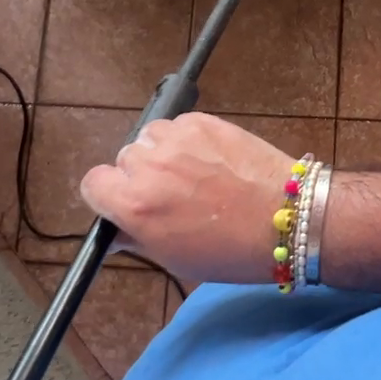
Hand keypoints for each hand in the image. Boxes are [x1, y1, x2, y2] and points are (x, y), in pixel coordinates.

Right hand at [79, 112, 297, 284]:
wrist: (287, 219)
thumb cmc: (231, 250)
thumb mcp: (173, 258)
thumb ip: (135, 237)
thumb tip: (115, 228)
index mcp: (134, 205)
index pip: (93, 183)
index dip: (109, 194)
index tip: (126, 202)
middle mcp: (149, 165)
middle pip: (124, 159)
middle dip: (141, 175)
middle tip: (172, 192)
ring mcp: (177, 139)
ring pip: (151, 138)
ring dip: (163, 152)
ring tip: (195, 173)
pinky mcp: (203, 121)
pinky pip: (180, 126)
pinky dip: (189, 139)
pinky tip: (213, 159)